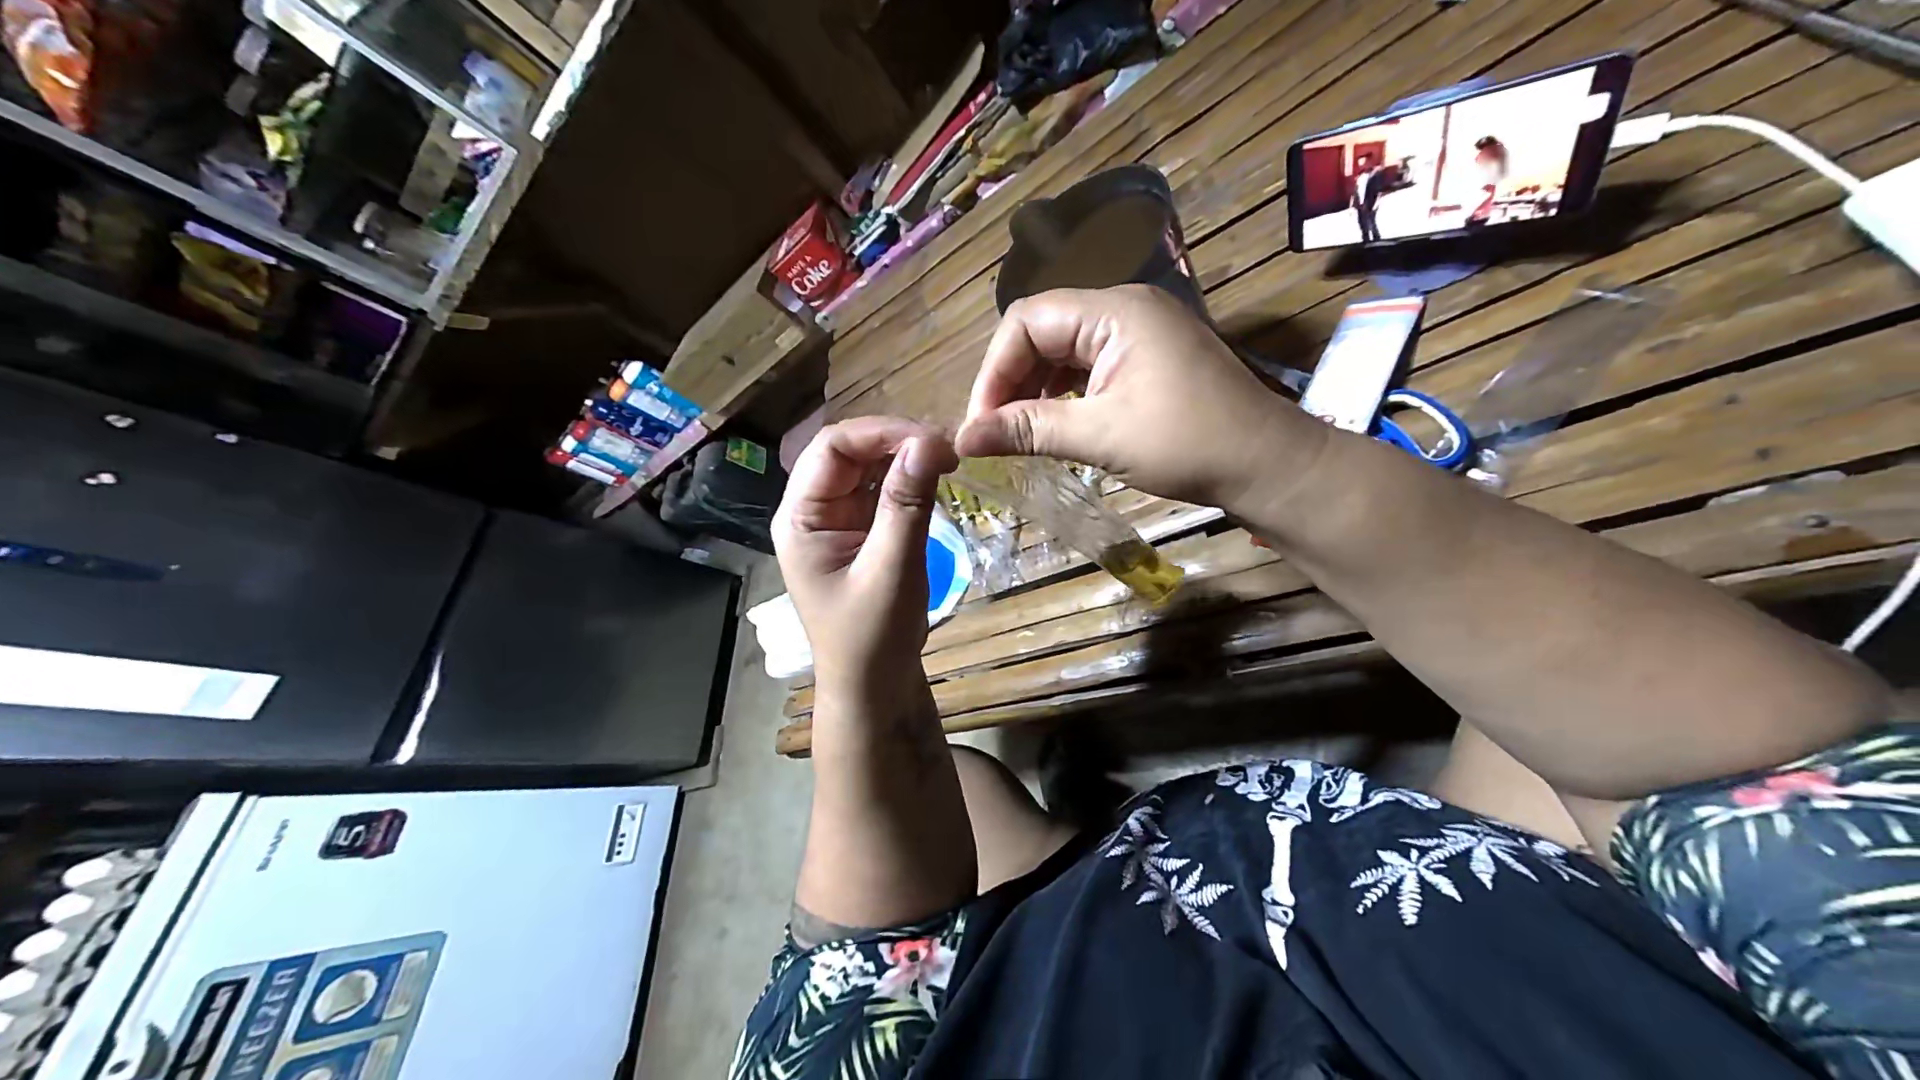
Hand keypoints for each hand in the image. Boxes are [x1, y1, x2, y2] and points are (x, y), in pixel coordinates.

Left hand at [773, 417, 958, 699]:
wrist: (874, 687)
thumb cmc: (872, 637)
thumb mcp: (892, 569)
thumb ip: (907, 505)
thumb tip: (930, 443)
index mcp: (800, 518)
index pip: (832, 448)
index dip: (881, 433)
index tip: (932, 440)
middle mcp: (814, 512)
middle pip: (849, 452)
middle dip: (895, 442)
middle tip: (947, 450)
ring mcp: (838, 522)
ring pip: (868, 469)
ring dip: (905, 458)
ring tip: (946, 459)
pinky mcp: (863, 534)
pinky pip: (883, 492)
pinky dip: (909, 480)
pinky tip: (934, 478)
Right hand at [952, 285, 1328, 515]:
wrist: (1267, 465)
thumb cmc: (1187, 444)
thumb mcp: (1100, 436)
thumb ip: (1028, 430)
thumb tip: (963, 438)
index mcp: (1113, 311)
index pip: (1027, 320)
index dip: (994, 371)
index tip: (982, 424)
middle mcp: (1123, 309)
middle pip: (1042, 331)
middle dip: (1011, 381)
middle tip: (994, 432)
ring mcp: (1138, 332)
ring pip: (1062, 350)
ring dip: (1033, 389)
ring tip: (1017, 433)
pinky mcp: (1146, 358)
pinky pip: (1086, 366)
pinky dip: (1062, 394)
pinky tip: (1052, 425)